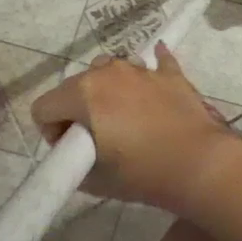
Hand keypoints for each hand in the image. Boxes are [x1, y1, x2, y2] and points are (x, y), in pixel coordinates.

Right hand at [31, 43, 241, 212]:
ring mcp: (141, 68)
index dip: (51, 131)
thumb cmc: (141, 172)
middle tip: (96, 139)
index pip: (44, 106)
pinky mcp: (169, 72)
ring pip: (110, 70)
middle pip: (75, 85)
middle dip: (77, 109)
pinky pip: (153, 62)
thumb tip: (76, 150)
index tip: (71, 149)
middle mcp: (109, 71)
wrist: (197, 161)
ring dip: (108, 90)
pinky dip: (148, 71)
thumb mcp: (94, 178)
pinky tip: (151, 80)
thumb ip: (73, 161)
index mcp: (84, 93)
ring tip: (124, 119)